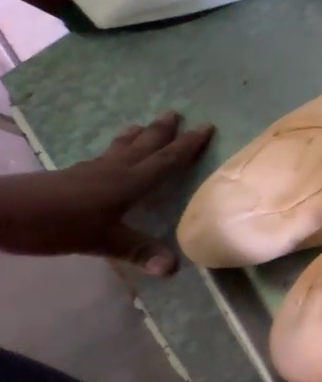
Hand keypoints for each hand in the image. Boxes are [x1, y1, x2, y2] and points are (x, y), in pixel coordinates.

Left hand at [0, 112, 212, 275]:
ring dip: (133, 137)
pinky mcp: (65, 178)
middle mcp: (112, 171)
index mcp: (129, 182)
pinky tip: (105, 156)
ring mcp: (86, 173)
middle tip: (174, 112)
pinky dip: (110, 152)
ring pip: (118, 150)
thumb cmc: (54, 223)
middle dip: (160, 131)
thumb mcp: (99, 241)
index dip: (188, 145)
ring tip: (141, 125)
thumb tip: (174, 268)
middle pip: (142, 147)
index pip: (166, 160)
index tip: (206, 126)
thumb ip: (137, 251)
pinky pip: (99, 159)